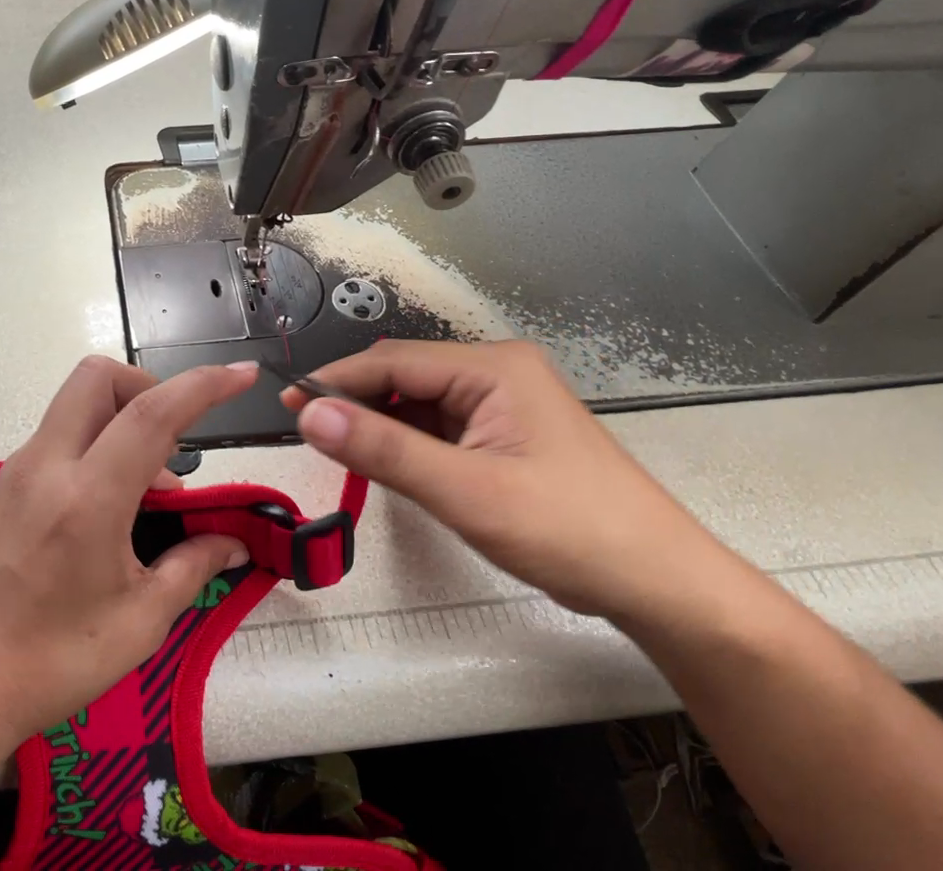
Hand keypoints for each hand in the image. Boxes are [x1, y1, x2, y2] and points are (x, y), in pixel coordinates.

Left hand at [0, 356, 257, 754]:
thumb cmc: (56, 659)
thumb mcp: (141, 620)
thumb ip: (192, 566)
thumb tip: (231, 540)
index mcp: (87, 499)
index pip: (151, 414)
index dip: (204, 386)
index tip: (243, 376)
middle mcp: (48, 466)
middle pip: (98, 378)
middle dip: (149, 387)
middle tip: (179, 443)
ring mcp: (21, 471)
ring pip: (77, 402)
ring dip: (124, 418)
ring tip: (156, 490)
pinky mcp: (9, 485)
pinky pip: (62, 434)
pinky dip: (99, 441)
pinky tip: (119, 502)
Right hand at [279, 340, 724, 619]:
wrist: (656, 581)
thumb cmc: (567, 530)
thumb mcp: (465, 491)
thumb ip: (384, 450)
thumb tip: (309, 415)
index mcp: (493, 369)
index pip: (392, 362)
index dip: (334, 382)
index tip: (286, 408)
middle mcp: (497, 374)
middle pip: (403, 377)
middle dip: (354, 403)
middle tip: (306, 436)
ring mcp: (504, 405)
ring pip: (418, 404)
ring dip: (379, 425)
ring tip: (338, 453)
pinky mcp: (505, 436)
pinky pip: (439, 428)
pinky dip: (407, 444)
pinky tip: (386, 465)